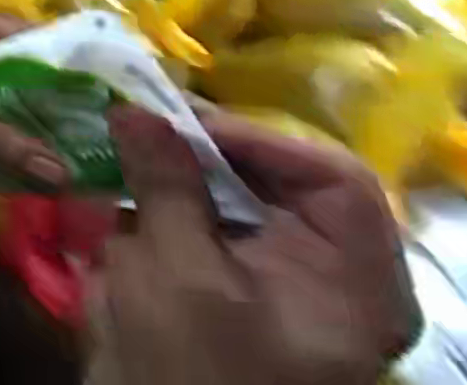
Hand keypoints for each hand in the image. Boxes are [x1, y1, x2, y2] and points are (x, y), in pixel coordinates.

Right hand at [92, 107, 419, 384]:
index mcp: (349, 278)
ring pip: (232, 183)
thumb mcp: (177, 268)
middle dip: (204, 138)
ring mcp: (268, 265)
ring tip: (118, 131)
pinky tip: (117, 165)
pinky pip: (199, 203)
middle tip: (136, 114)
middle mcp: (321, 265)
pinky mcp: (219, 264)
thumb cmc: (192, 360)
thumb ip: (163, 183)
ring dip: (173, 154)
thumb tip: (133, 107)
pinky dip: (158, 178)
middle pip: (280, 174)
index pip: (335, 179)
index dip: (261, 140)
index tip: (178, 122)